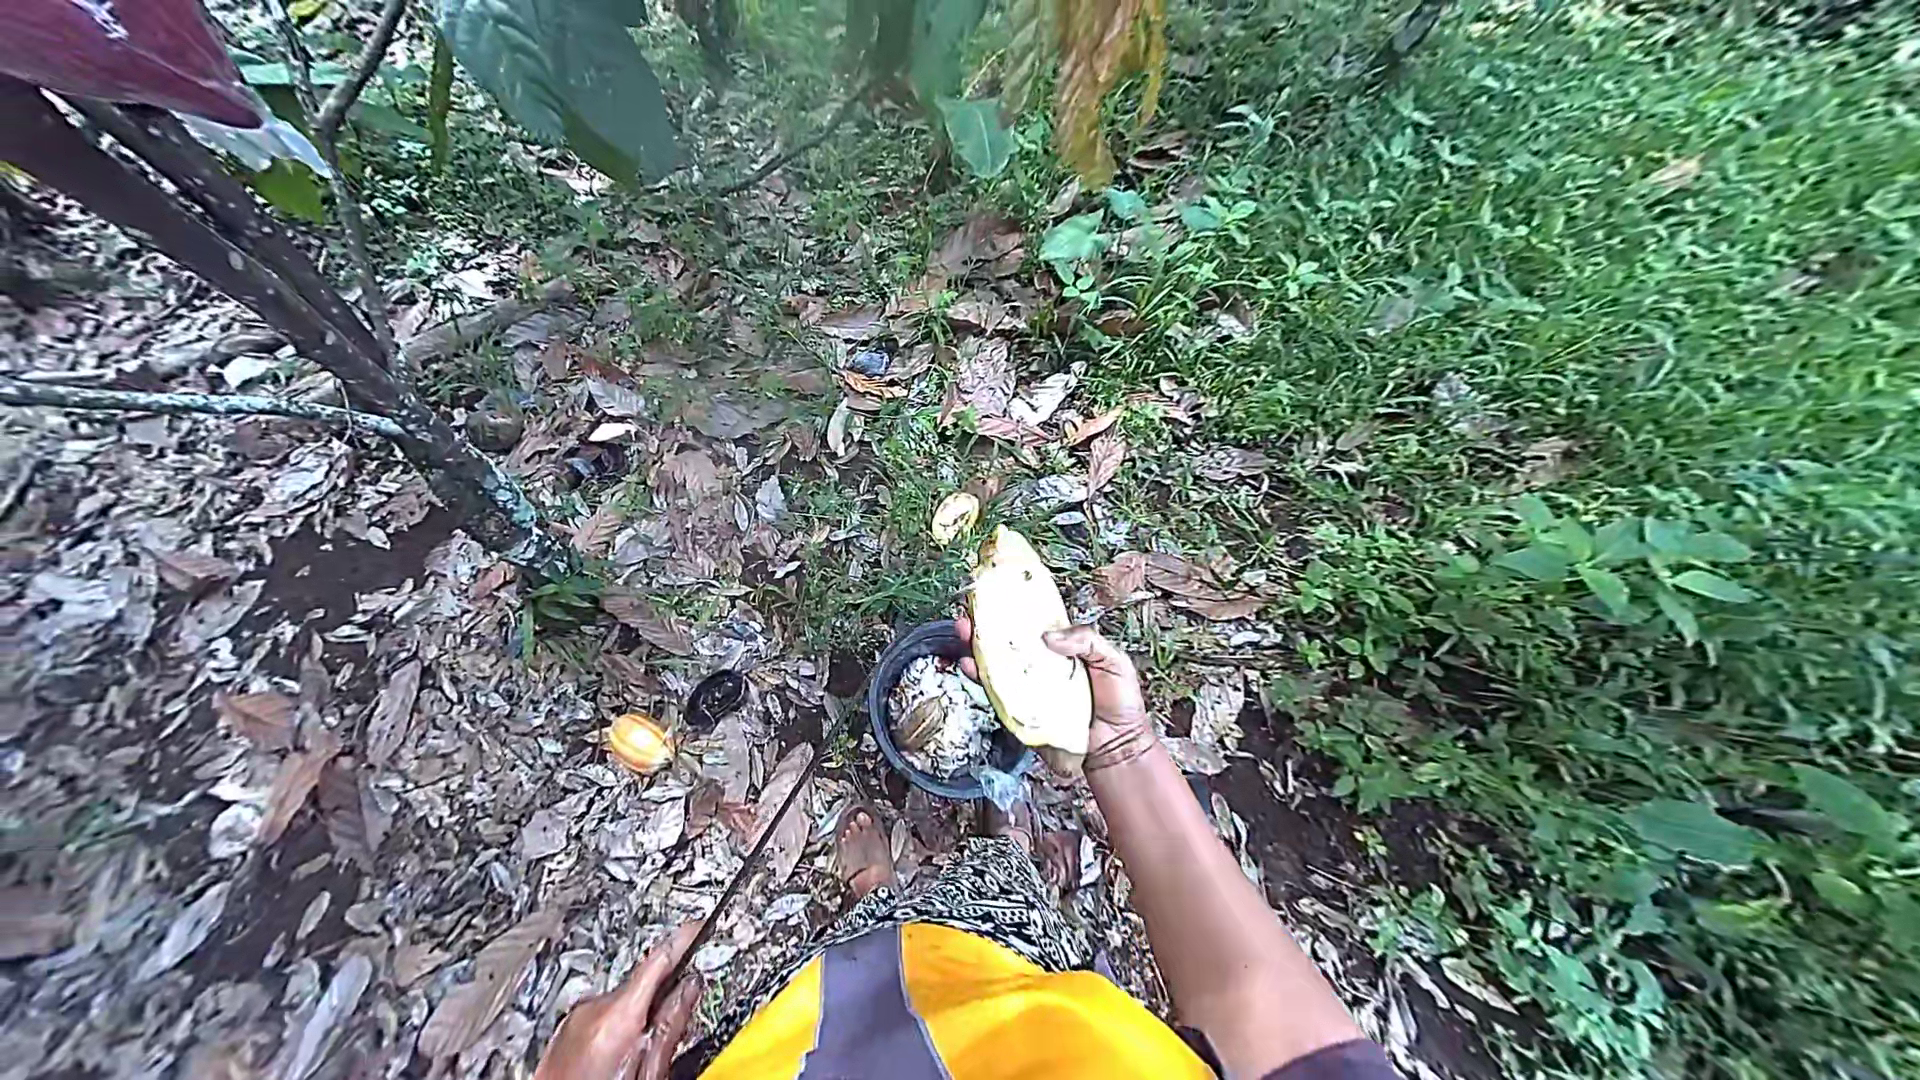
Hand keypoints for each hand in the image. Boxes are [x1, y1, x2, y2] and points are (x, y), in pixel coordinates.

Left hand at [533, 923, 702, 1079]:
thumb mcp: (648, 1073)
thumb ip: (671, 1025)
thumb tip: (691, 986)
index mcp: (616, 1018)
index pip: (660, 957)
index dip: (686, 937)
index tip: (701, 926)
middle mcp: (591, 1009)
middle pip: (643, 980)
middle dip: (663, 990)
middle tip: (679, 1014)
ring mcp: (574, 1020)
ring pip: (623, 998)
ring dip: (639, 1012)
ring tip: (638, 1051)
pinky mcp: (564, 1032)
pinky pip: (603, 1014)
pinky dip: (617, 1025)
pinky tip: (616, 1056)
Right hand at [955, 616, 1153, 774]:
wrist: (1117, 749)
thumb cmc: (1119, 702)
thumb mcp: (1113, 660)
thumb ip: (1086, 641)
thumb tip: (1047, 636)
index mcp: (1061, 649)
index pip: (1033, 625)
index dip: (1014, 610)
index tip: (995, 594)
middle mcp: (1040, 665)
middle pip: (1008, 641)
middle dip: (986, 625)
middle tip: (971, 612)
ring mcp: (1028, 687)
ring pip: (997, 663)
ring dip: (976, 647)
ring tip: (964, 632)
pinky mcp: (1020, 711)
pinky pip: (996, 693)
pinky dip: (981, 679)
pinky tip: (970, 666)